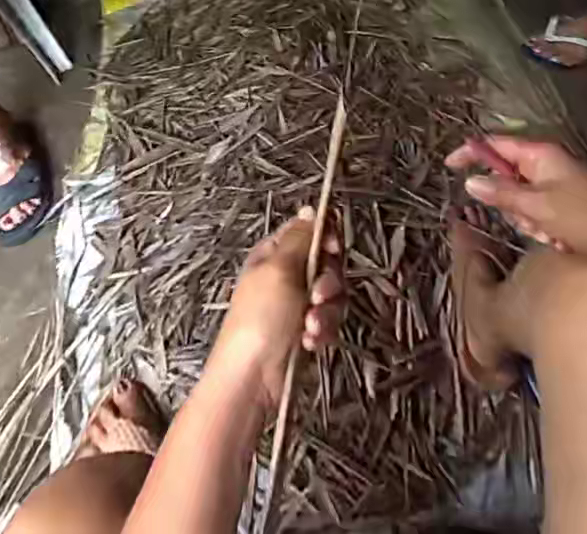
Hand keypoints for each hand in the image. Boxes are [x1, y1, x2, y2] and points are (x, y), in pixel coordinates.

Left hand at [212, 207, 347, 413]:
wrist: (253, 378)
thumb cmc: (260, 318)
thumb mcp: (279, 268)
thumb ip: (301, 237)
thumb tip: (311, 208)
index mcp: (275, 252)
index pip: (310, 229)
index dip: (326, 236)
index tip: (333, 249)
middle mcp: (287, 274)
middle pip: (327, 262)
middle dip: (328, 281)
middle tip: (317, 295)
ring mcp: (297, 303)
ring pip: (333, 294)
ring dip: (326, 311)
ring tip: (310, 325)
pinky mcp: (307, 329)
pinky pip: (330, 320)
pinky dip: (323, 330)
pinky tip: (310, 341)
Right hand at [446, 138, 586, 262]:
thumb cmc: (585, 219)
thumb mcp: (537, 206)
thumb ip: (501, 192)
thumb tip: (470, 181)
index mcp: (541, 153)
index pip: (496, 144)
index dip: (471, 152)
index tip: (449, 166)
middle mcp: (548, 164)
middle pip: (507, 175)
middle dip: (508, 200)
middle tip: (525, 218)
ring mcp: (558, 185)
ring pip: (519, 198)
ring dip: (525, 217)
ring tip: (546, 232)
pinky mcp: (565, 206)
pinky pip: (535, 212)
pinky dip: (539, 226)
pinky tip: (556, 239)